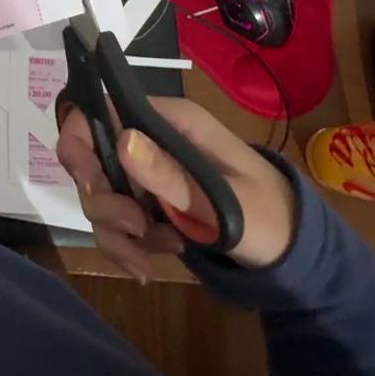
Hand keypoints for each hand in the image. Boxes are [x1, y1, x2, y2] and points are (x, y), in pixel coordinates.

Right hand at [57, 96, 298, 276]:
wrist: (295, 257)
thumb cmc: (269, 217)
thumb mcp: (224, 203)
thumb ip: (171, 175)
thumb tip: (121, 140)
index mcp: (169, 121)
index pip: (100, 111)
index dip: (79, 142)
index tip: (91, 184)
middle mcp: (149, 139)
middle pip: (91, 160)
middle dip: (105, 202)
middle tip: (137, 230)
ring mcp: (145, 173)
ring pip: (98, 196)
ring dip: (118, 232)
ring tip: (162, 253)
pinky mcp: (144, 203)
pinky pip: (112, 223)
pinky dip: (125, 247)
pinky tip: (152, 264)